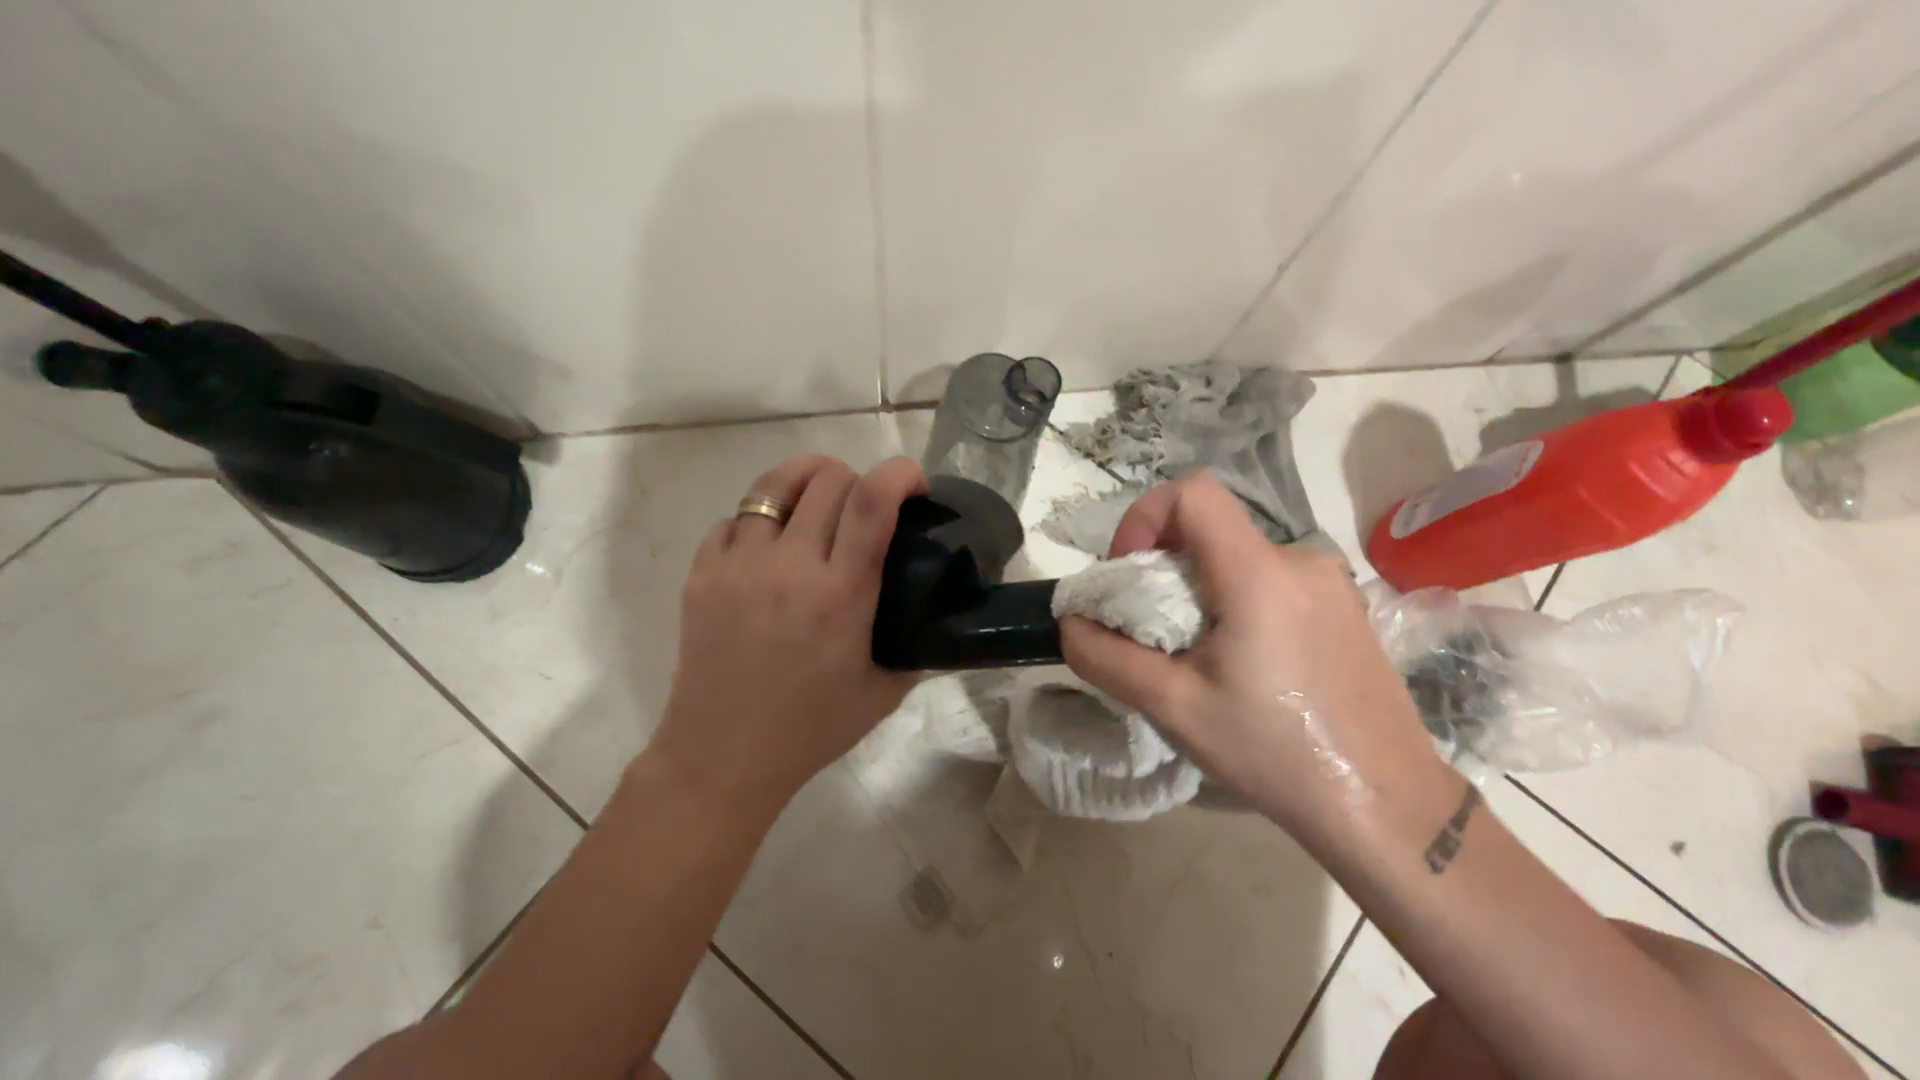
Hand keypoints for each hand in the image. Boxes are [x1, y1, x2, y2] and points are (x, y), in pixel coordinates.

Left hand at [650, 454, 925, 802]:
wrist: (724, 756)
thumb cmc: (811, 729)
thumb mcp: (883, 692)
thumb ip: (916, 646)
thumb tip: (937, 615)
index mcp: (841, 595)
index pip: (873, 501)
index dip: (898, 474)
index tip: (912, 481)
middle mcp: (790, 567)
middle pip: (827, 480)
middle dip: (857, 477)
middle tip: (866, 506)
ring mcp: (739, 566)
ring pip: (773, 485)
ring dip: (807, 480)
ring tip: (818, 496)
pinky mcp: (702, 574)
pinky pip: (733, 519)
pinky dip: (760, 518)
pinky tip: (770, 542)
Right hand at [1060, 471, 1445, 837]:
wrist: (1383, 803)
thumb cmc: (1274, 752)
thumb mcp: (1175, 708)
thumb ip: (1107, 658)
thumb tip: (1071, 622)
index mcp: (1259, 573)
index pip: (1192, 492)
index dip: (1145, 517)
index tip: (1130, 575)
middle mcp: (1301, 561)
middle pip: (1213, 531)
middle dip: (1166, 568)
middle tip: (1153, 633)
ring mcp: (1332, 584)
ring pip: (1243, 561)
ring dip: (1203, 592)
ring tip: (1199, 661)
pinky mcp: (1347, 610)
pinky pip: (1276, 585)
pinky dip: (1241, 606)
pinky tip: (1248, 670)